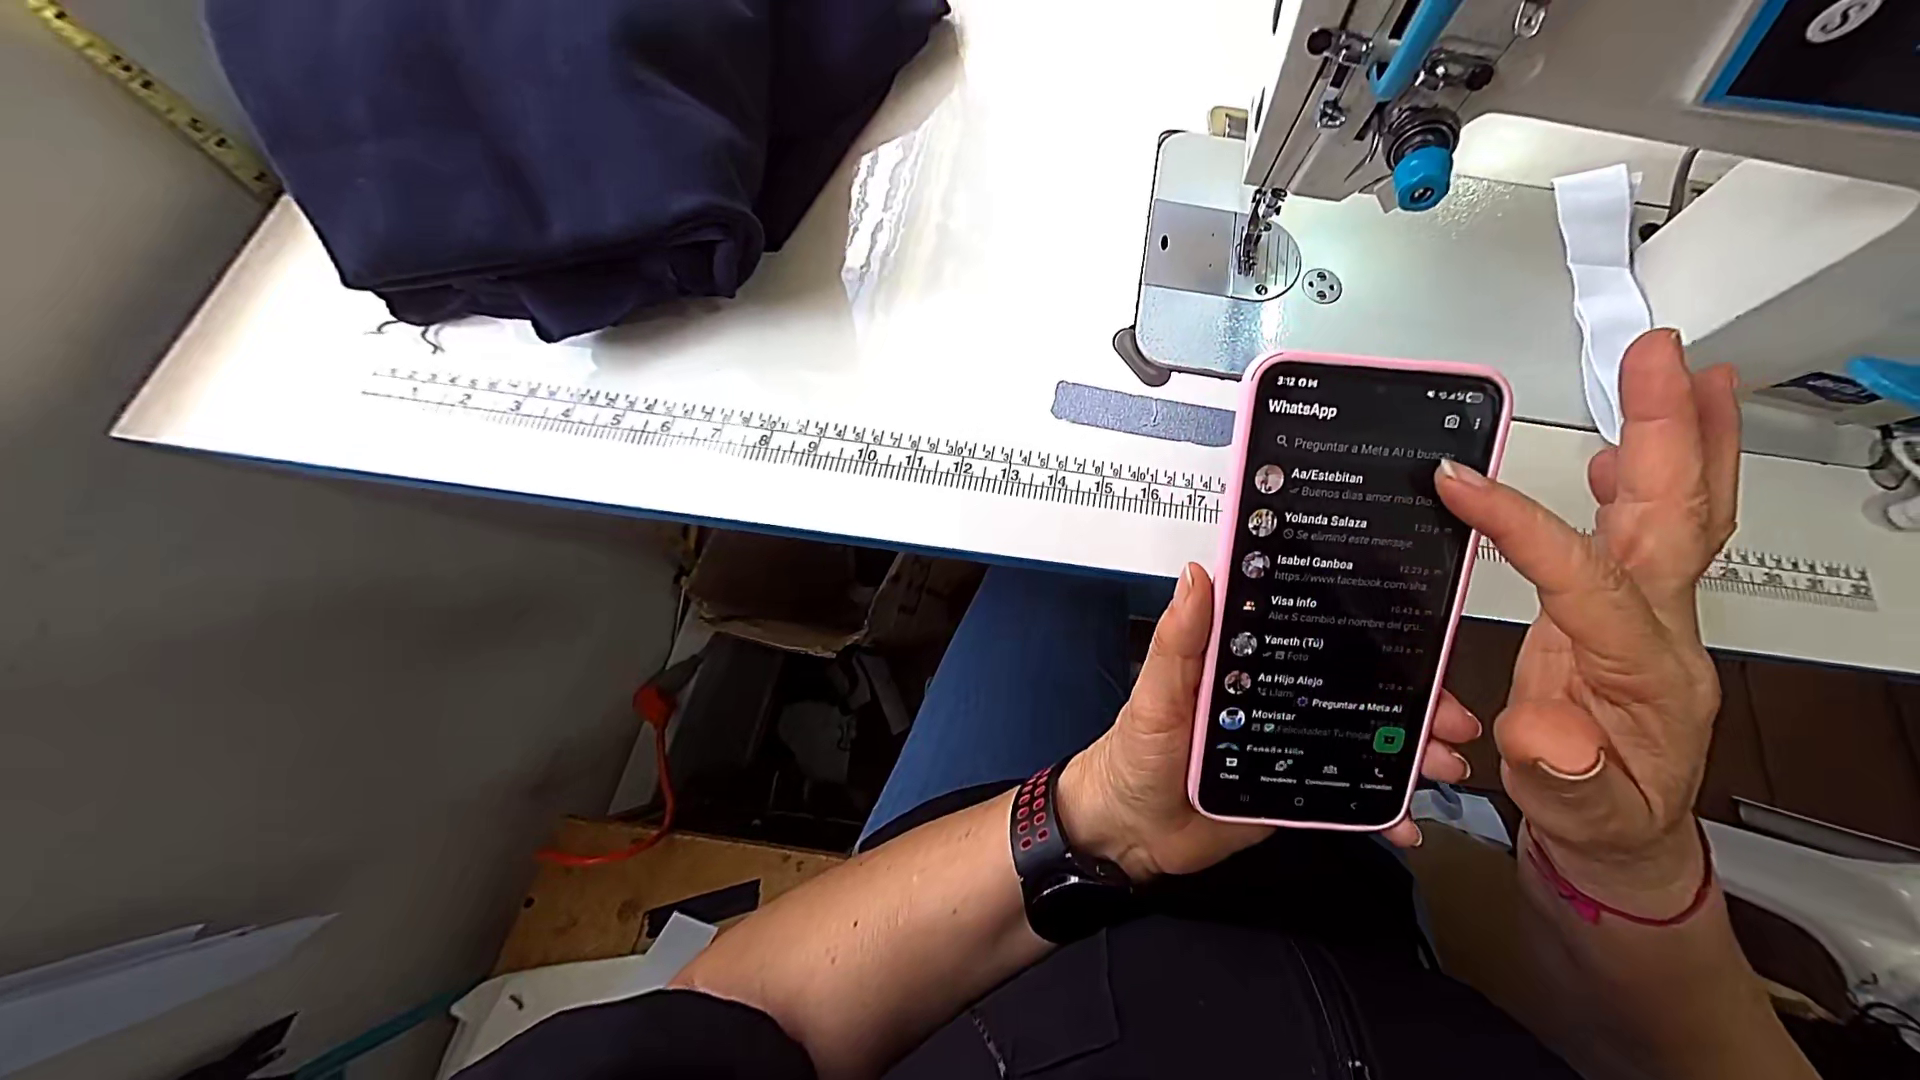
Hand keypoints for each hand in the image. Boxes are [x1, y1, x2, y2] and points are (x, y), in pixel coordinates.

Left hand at [1056, 564, 1485, 880]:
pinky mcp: (1292, 790)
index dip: (1360, 633)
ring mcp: (1286, 744)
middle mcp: (1269, 698)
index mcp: (1240, 665)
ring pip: (1359, 737)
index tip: (1414, 637)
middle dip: (1406, 696)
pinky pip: (1348, 793)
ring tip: (1443, 764)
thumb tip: (1198, 576)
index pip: (1305, 633)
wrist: (1130, 829)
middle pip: (1349, 686)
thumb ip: (1178, 642)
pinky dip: (1382, 807)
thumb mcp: (1155, 695)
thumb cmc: (1134, 754)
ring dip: (1407, 748)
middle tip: (1449, 714)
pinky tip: (1407, 820)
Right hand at [1434, 329, 1740, 913]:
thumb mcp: (1577, 812)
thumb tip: (1544, 730)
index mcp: (1637, 668)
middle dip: (1673, 433)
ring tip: (1671, 376)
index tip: (1457, 482)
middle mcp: (1658, 629)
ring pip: (1678, 515)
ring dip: (1678, 441)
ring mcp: (1649, 617)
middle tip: (1661, 361)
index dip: (1521, 524)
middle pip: (1678, 517)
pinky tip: (1614, 460)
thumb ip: (1565, 774)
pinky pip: (1647, 536)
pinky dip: (1642, 484)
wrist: (1626, 834)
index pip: (1583, 576)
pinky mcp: (1624, 615)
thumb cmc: (1597, 819)